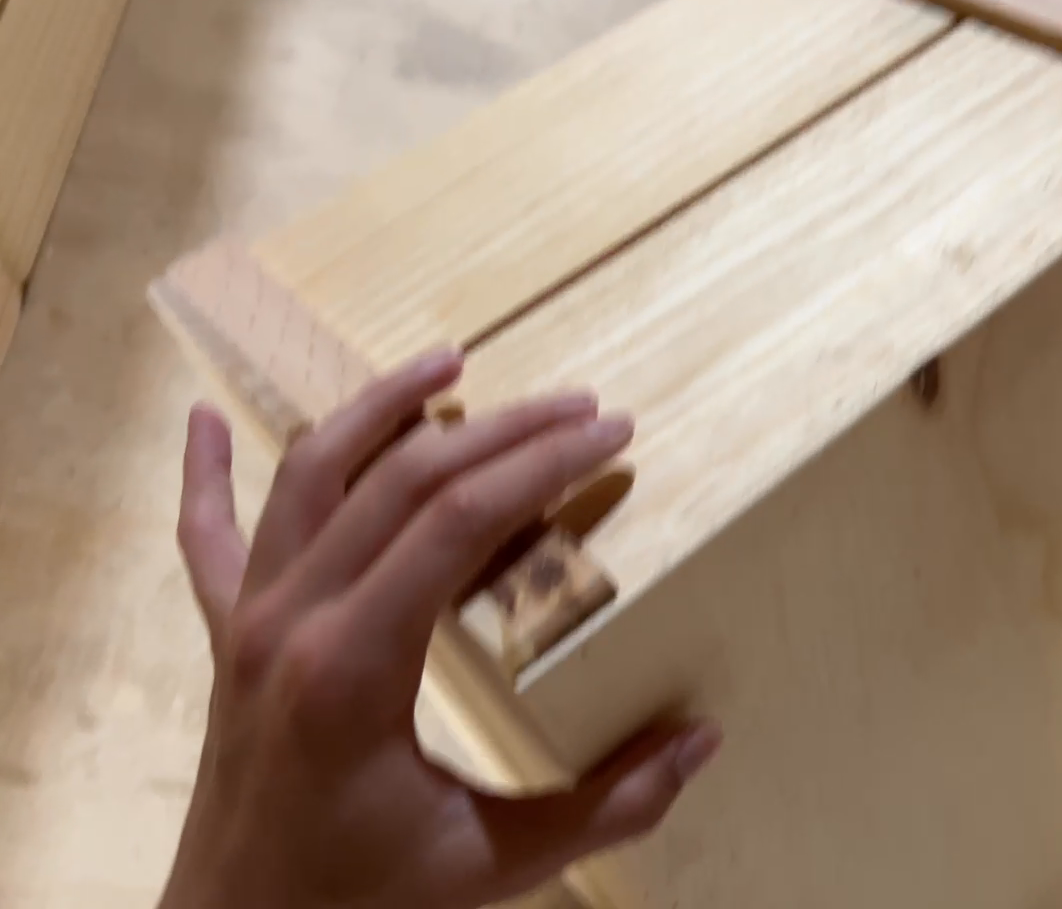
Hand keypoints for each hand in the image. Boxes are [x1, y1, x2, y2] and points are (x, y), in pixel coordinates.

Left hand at [161, 351, 720, 908]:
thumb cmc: (365, 898)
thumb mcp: (504, 863)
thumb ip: (616, 804)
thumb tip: (707, 737)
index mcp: (354, 666)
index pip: (459, 519)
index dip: (545, 461)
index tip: (612, 433)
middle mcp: (289, 620)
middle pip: (405, 476)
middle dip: (508, 426)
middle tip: (584, 405)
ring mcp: (243, 619)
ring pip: (307, 474)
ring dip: (381, 406)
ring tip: (447, 358)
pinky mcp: (223, 634)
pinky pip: (203, 534)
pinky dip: (203, 470)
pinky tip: (202, 418)